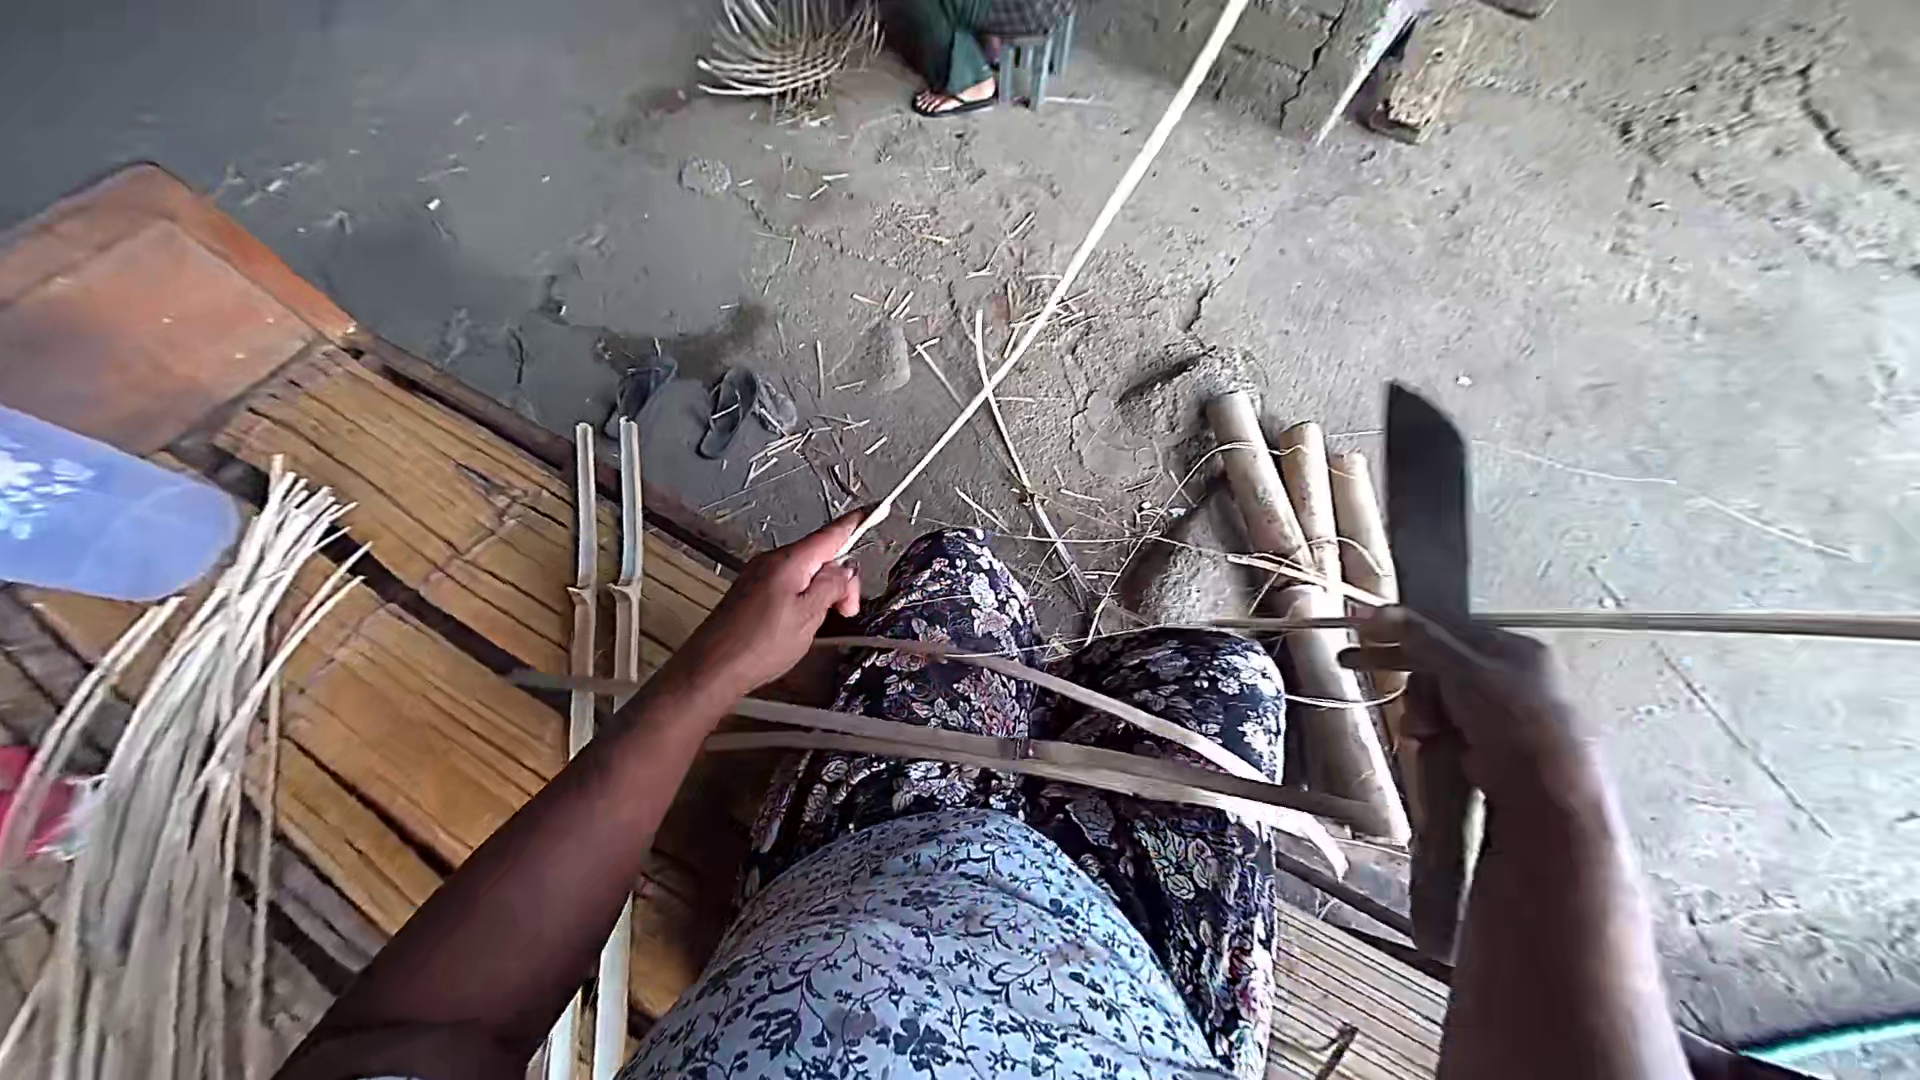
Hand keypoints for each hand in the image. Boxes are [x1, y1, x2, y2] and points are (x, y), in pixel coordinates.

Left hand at [663, 511, 864, 700]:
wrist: (712, 670)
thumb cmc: (758, 646)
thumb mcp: (809, 615)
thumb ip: (832, 587)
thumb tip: (845, 570)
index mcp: (788, 562)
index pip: (830, 534)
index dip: (854, 524)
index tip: (872, 511)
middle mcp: (772, 562)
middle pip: (820, 556)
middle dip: (840, 579)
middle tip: (847, 609)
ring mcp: (760, 576)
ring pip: (805, 573)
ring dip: (823, 593)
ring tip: (821, 622)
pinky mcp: (753, 592)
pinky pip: (789, 585)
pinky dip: (805, 598)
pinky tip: (802, 622)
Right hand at [1345, 610, 1600, 809]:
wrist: (1545, 793)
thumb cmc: (1512, 719)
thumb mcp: (1461, 669)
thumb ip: (1419, 638)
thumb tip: (1376, 611)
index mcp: (1511, 647)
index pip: (1444, 626)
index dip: (1400, 626)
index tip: (1361, 629)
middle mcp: (1507, 673)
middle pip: (1434, 660)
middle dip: (1400, 668)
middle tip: (1351, 661)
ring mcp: (1496, 709)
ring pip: (1432, 693)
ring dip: (1417, 707)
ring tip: (1420, 726)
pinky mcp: (1484, 739)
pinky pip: (1440, 721)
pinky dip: (1427, 727)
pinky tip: (1426, 737)